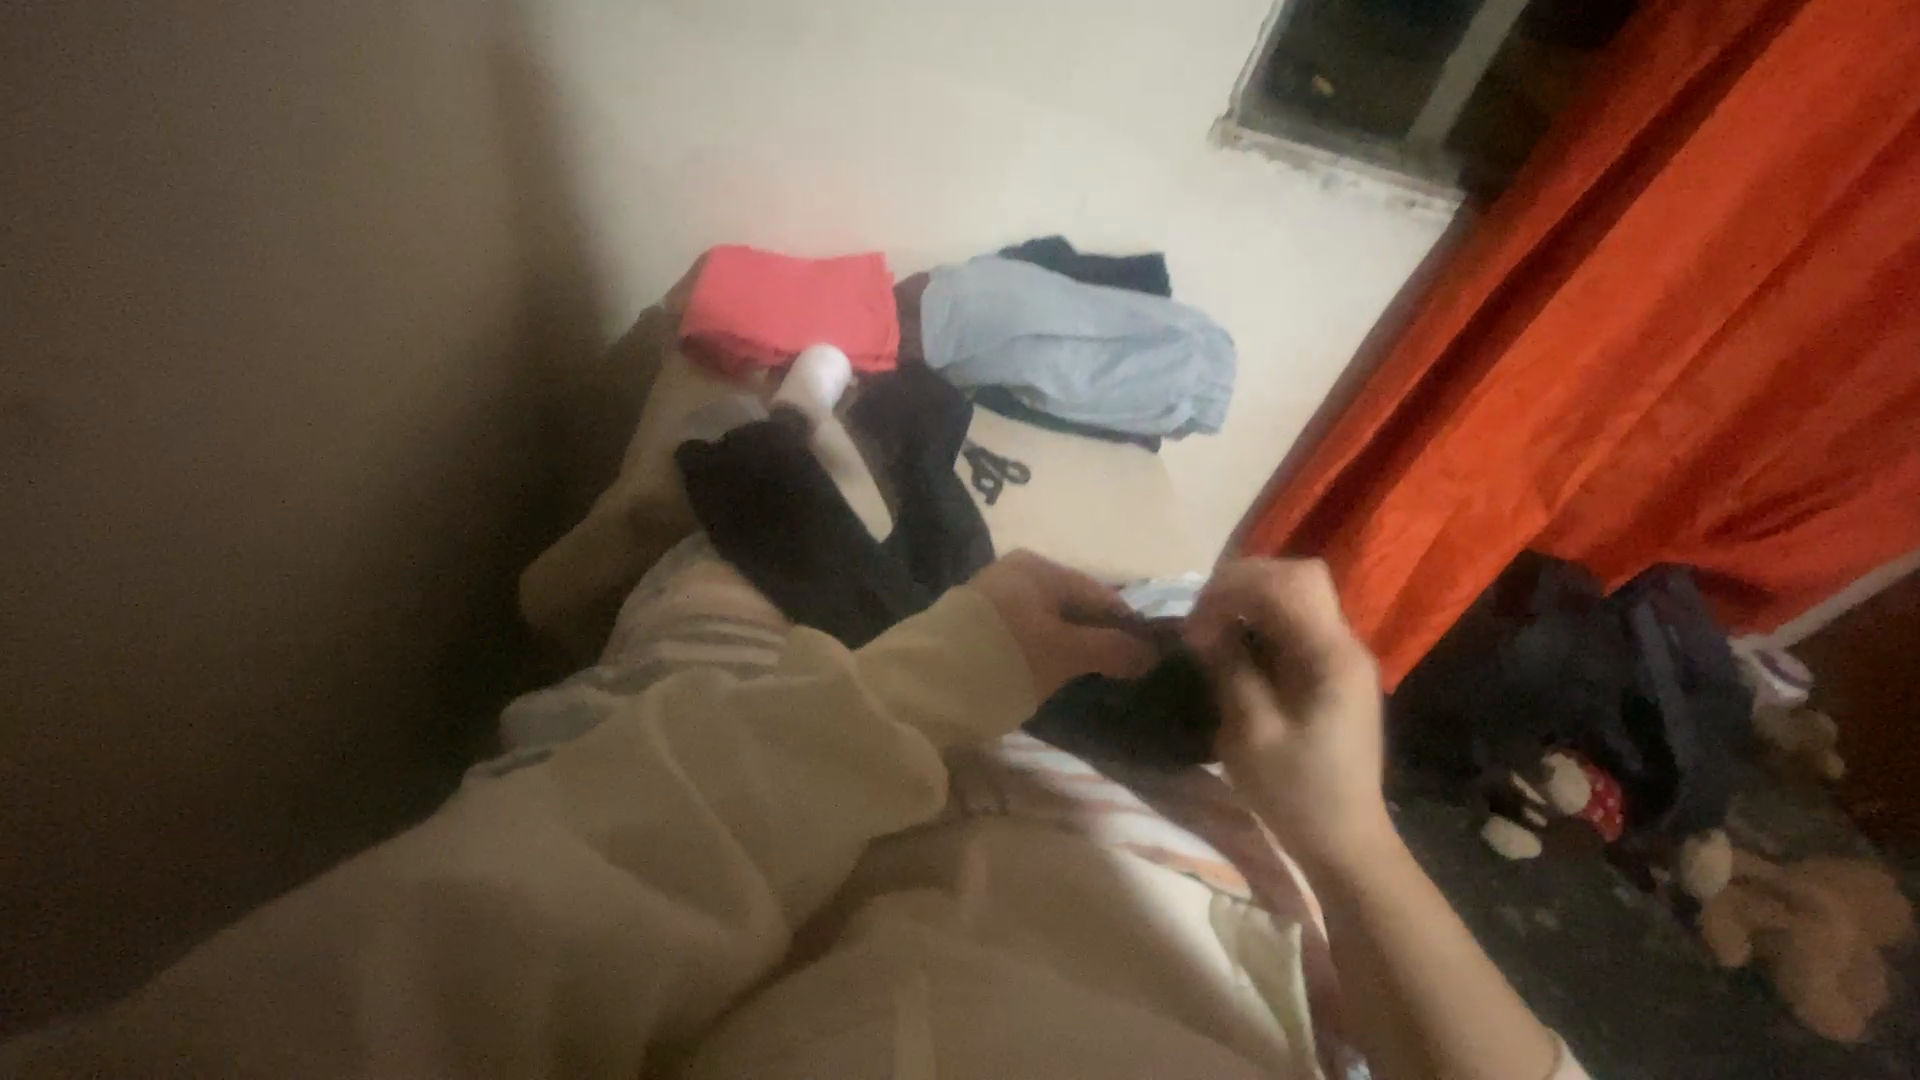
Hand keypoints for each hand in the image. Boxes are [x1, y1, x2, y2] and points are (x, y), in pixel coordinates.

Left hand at [970, 551, 1158, 698]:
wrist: (923, 685)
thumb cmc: (1005, 658)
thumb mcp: (1064, 654)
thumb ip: (1111, 649)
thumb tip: (1152, 652)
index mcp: (1039, 567)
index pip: (1100, 594)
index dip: (1127, 628)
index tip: (1147, 663)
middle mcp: (1014, 572)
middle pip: (1072, 606)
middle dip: (1096, 638)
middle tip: (1118, 676)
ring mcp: (992, 598)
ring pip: (1047, 622)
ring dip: (1068, 648)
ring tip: (1085, 680)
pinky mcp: (974, 626)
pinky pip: (1023, 634)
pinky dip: (1040, 653)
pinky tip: (1046, 676)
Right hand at [1185, 558, 1392, 866]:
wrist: (1344, 840)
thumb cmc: (1296, 791)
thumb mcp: (1251, 732)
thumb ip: (1230, 668)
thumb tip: (1204, 626)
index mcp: (1331, 656)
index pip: (1288, 583)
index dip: (1234, 587)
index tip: (1195, 623)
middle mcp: (1344, 644)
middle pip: (1296, 577)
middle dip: (1241, 585)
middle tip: (1201, 619)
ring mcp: (1342, 656)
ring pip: (1296, 596)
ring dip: (1249, 601)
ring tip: (1211, 631)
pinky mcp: (1332, 671)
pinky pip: (1295, 623)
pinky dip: (1260, 622)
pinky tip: (1234, 647)